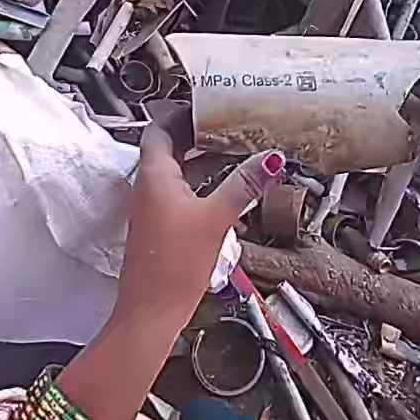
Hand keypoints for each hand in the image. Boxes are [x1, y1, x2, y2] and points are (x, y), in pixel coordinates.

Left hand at [114, 125, 284, 326]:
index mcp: (154, 177)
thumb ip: (244, 185)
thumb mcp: (216, 219)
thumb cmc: (175, 265)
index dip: (182, 114)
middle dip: (199, 135)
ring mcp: (153, 208)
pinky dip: (202, 183)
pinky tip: (226, 189)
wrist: (151, 313)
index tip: (209, 106)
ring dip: (203, 160)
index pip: (160, 129)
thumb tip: (271, 158)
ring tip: (235, 151)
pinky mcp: (161, 226)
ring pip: (178, 171)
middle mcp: (148, 188)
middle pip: (170, 148)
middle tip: (230, 125)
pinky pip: (181, 193)